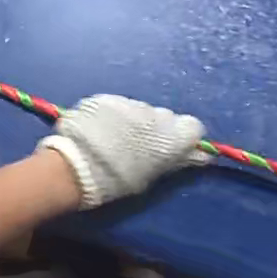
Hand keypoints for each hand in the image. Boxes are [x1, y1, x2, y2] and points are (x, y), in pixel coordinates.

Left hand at [35, 95, 207, 208]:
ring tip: (112, 137)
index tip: (170, 147)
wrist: (77, 165)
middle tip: (137, 145)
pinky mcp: (105, 98)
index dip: (182, 136)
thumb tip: (199, 155)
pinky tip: (97, 129)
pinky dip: (110, 114)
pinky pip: (115, 105)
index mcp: (172, 135)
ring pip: (138, 110)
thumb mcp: (153, 174)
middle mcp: (154, 114)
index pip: (192, 127)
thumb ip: (176, 160)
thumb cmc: (117, 179)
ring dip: (131, 120)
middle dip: (155, 128)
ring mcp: (128, 103)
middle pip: (164, 116)